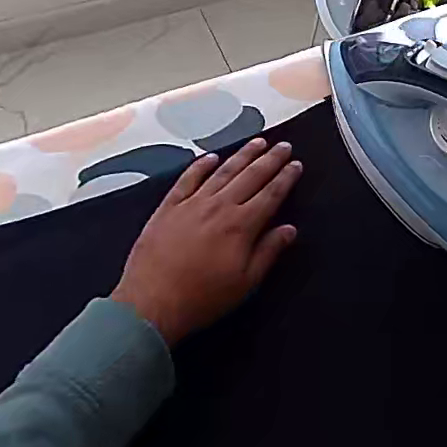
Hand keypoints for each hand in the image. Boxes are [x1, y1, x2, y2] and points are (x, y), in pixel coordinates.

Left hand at [112, 137, 302, 344]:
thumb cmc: (203, 298)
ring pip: (222, 171)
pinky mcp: (168, 207)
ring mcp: (192, 204)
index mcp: (241, 226)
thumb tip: (289, 229)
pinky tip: (211, 157)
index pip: (270, 195)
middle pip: (250, 176)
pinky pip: (188, 179)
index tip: (296, 164)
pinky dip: (200, 166)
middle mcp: (219, 207)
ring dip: (242, 155)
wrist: (151, 303)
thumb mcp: (245, 283)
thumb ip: (269, 251)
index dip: (285, 178)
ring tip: (257, 142)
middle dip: (270, 159)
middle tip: (283, 145)